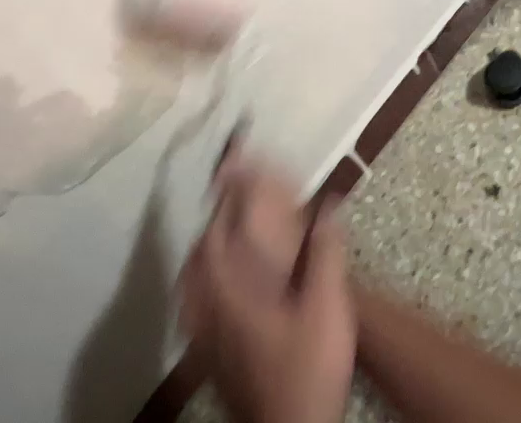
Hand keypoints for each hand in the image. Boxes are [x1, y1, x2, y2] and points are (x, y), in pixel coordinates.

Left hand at [180, 152, 355, 422]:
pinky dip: (199, 276)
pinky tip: (210, 279)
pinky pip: (192, 300)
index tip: (235, 156)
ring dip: (206, 243)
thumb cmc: (308, 365)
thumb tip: (328, 204)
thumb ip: (325, 254)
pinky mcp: (206, 350)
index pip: (224, 225)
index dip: (229, 188)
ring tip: (220, 226)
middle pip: (201, 246)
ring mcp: (203, 329)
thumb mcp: (327, 307)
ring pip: (192, 274)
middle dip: (215, 212)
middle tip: (231, 186)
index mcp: (234, 286)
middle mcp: (209, 302)